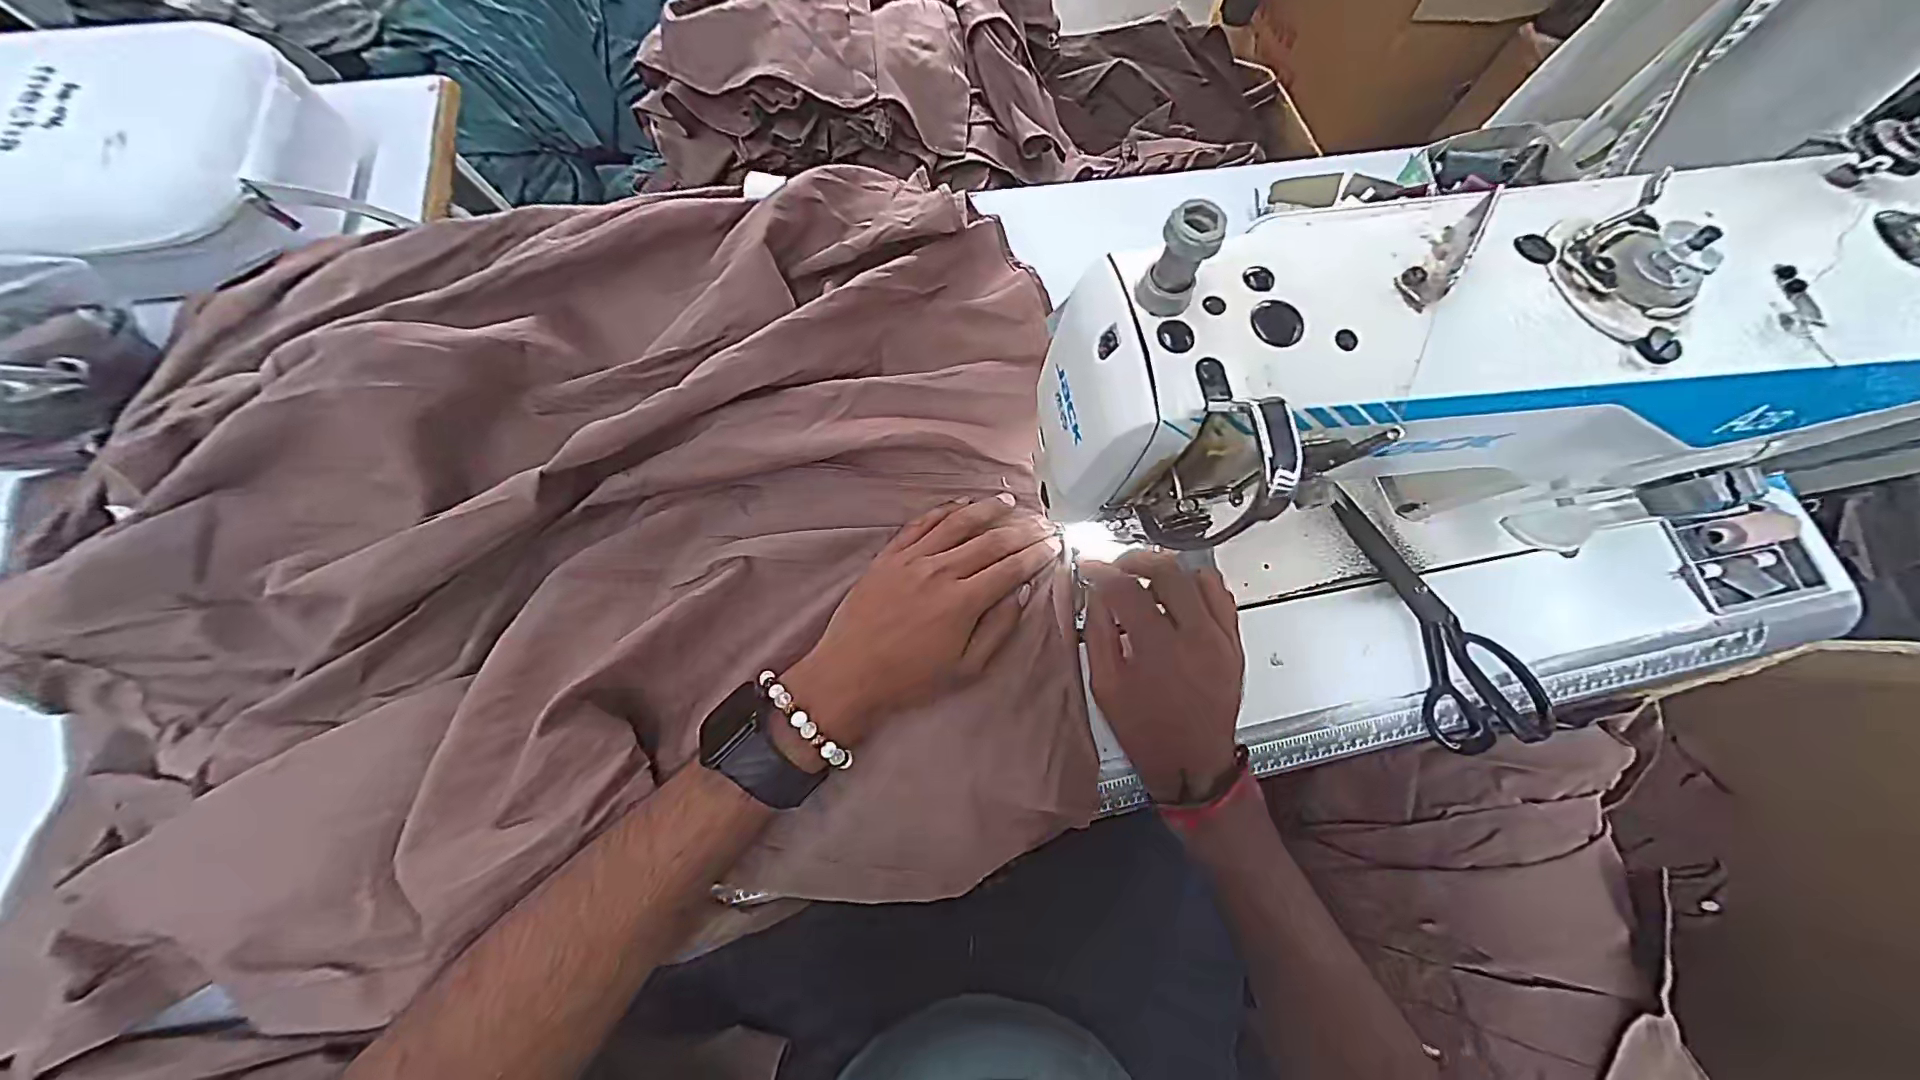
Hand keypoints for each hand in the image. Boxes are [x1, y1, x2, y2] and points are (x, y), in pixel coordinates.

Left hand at [780, 494, 1059, 748]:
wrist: (849, 674)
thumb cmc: (908, 679)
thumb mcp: (965, 668)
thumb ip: (997, 629)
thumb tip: (1019, 594)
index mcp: (962, 602)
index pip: (1010, 567)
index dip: (1037, 553)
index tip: (1053, 544)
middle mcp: (939, 572)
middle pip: (990, 540)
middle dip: (1022, 529)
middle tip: (1041, 522)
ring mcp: (911, 560)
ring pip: (957, 523)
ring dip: (987, 509)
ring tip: (1008, 501)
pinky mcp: (888, 557)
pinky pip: (920, 524)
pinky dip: (943, 511)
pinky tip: (960, 505)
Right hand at [1081, 551, 1244, 803]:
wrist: (1193, 762)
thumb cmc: (1148, 733)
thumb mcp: (1105, 686)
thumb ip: (1098, 634)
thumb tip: (1095, 596)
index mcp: (1157, 650)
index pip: (1125, 587)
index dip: (1101, 571)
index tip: (1090, 568)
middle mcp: (1195, 638)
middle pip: (1165, 570)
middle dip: (1134, 560)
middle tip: (1118, 566)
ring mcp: (1220, 639)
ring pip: (1197, 576)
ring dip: (1167, 570)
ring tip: (1147, 578)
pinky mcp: (1235, 644)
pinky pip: (1221, 595)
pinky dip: (1198, 585)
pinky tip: (1180, 594)